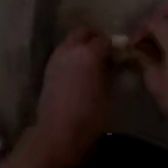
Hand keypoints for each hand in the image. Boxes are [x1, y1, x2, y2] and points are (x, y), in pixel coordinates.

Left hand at [23, 27, 112, 167]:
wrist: (57, 135)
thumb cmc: (90, 117)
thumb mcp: (109, 94)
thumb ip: (111, 72)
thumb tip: (114, 62)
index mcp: (88, 54)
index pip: (104, 39)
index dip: (114, 45)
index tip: (121, 54)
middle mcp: (70, 50)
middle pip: (83, 32)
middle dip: (95, 37)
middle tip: (106, 51)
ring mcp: (55, 59)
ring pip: (70, 41)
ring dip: (81, 45)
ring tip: (92, 62)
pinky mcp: (47, 70)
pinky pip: (62, 54)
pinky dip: (71, 56)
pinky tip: (79, 72)